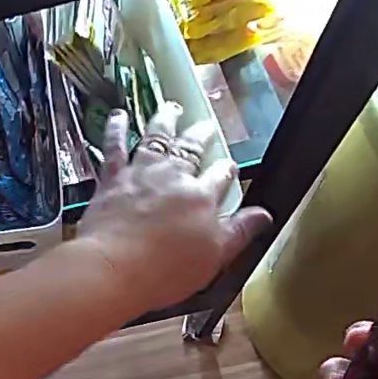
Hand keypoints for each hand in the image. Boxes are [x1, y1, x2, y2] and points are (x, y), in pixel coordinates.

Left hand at [74, 104, 273, 312]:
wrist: (115, 268)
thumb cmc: (166, 271)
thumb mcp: (214, 257)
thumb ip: (240, 232)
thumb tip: (265, 215)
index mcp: (202, 197)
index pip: (221, 176)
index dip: (227, 170)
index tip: (230, 166)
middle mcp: (174, 177)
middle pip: (191, 149)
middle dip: (201, 136)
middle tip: (206, 125)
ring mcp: (141, 174)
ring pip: (157, 138)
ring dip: (165, 121)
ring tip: (171, 108)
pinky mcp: (112, 179)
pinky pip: (115, 147)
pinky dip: (117, 129)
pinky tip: (118, 116)